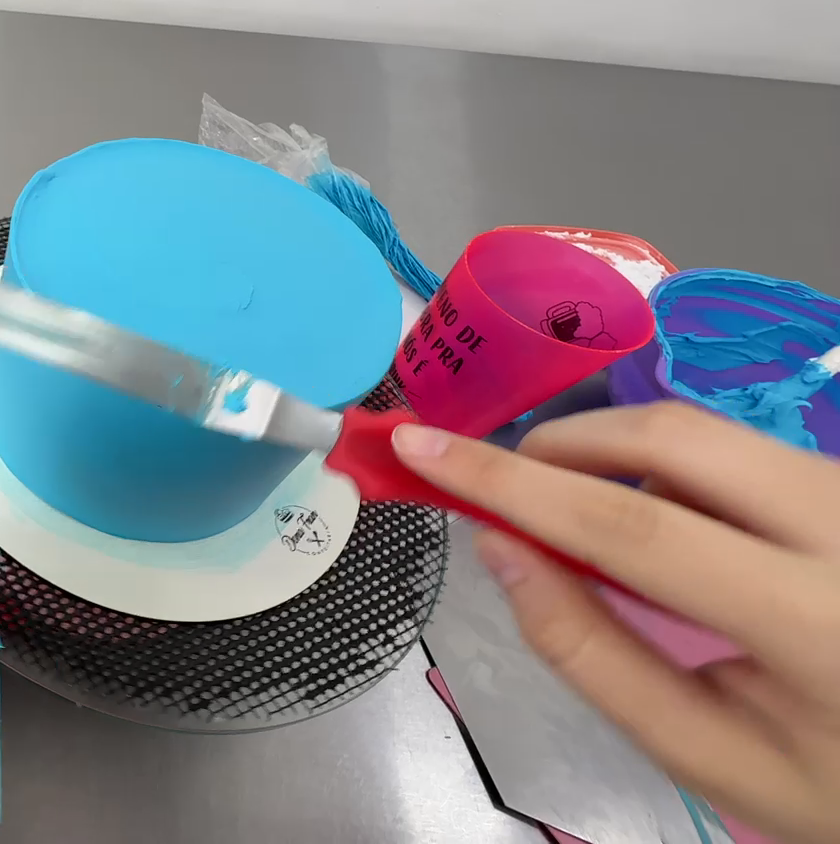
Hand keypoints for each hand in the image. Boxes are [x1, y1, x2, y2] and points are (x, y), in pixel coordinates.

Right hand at [393, 404, 839, 843]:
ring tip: (597, 518)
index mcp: (818, 628)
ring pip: (705, 432)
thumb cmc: (835, 780)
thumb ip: (583, 647)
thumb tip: (493, 543)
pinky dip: (664, 468)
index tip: (414, 444)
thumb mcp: (702, 749)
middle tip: (514, 482)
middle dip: (558, 444)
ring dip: (612, 455)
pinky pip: (738, 447)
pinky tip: (670, 525)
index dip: (505, 480)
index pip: (628, 528)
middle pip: (672, 439)